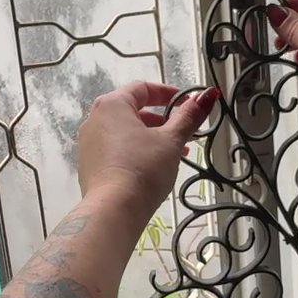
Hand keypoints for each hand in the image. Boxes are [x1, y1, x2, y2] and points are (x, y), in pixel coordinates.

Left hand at [77, 81, 217, 219]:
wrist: (114, 209)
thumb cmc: (143, 168)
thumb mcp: (171, 140)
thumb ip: (189, 117)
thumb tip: (208, 96)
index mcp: (112, 105)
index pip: (143, 88)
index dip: (168, 94)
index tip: (186, 104)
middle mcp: (95, 119)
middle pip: (134, 111)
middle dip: (162, 121)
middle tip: (184, 134)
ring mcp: (89, 143)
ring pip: (125, 132)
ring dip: (151, 138)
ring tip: (173, 155)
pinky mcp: (89, 165)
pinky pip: (116, 150)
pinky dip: (135, 152)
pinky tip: (152, 169)